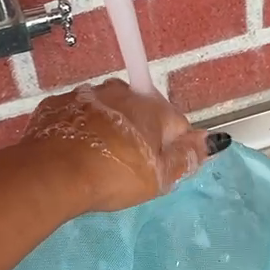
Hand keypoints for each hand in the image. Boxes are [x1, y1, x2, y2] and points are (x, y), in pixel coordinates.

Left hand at [19, 80, 206, 210]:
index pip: (175, 125)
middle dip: (138, 135)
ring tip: (98, 162)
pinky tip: (73, 154)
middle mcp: (121, 91)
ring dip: (107, 130)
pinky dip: (78, 131)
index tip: (158, 169)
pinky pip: (76, 117)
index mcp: (152, 108)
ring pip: (106, 112)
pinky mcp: (56, 105)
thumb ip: (188, 157)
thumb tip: (216, 140)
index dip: (171, 149)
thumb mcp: (159, 178)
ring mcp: (86, 95)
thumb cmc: (114, 176)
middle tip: (128, 168)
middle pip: (140, 113)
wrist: (53, 174)